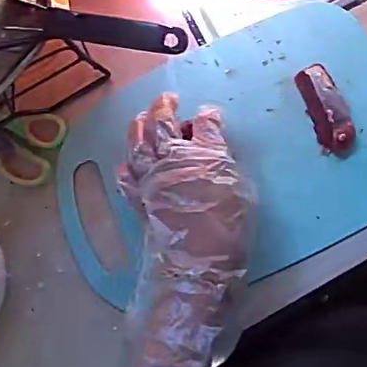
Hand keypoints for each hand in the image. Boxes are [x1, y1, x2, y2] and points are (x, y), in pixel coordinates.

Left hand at [116, 93, 254, 366]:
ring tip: (142, 116)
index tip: (210, 115)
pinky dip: (126, 165)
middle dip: (165, 106)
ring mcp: (151, 176)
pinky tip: (127, 162)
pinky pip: (126, 175)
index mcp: (205, 154)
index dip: (208, 116)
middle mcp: (173, 158)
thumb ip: (225, 164)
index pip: (206, 123)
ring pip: (138, 141)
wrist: (196, 267)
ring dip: (140, 124)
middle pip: (163, 122)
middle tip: (169, 99)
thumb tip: (214, 150)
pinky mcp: (138, 197)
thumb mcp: (240, 192)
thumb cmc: (228, 231)